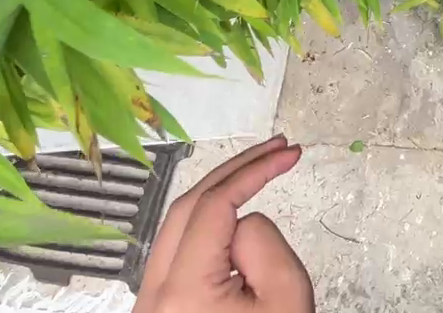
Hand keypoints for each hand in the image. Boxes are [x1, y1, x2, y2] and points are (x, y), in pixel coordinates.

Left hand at [134, 135, 313, 311]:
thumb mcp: (286, 296)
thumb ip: (263, 241)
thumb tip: (241, 221)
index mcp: (182, 292)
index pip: (216, 205)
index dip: (255, 168)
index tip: (294, 152)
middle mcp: (151, 297)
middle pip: (187, 208)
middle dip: (236, 169)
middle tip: (279, 146)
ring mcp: (147, 309)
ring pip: (178, 230)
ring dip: (221, 193)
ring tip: (262, 169)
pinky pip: (179, 254)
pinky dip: (209, 224)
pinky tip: (237, 213)